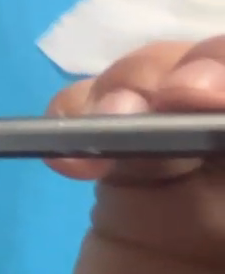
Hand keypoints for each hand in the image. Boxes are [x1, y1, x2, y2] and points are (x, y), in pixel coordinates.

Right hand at [49, 38, 224, 273]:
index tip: (214, 99)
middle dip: (199, 71)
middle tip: (172, 99)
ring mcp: (209, 195)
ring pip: (166, 92)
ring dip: (130, 86)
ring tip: (106, 120)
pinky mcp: (129, 202)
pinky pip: (97, 130)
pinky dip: (73, 117)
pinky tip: (63, 144)